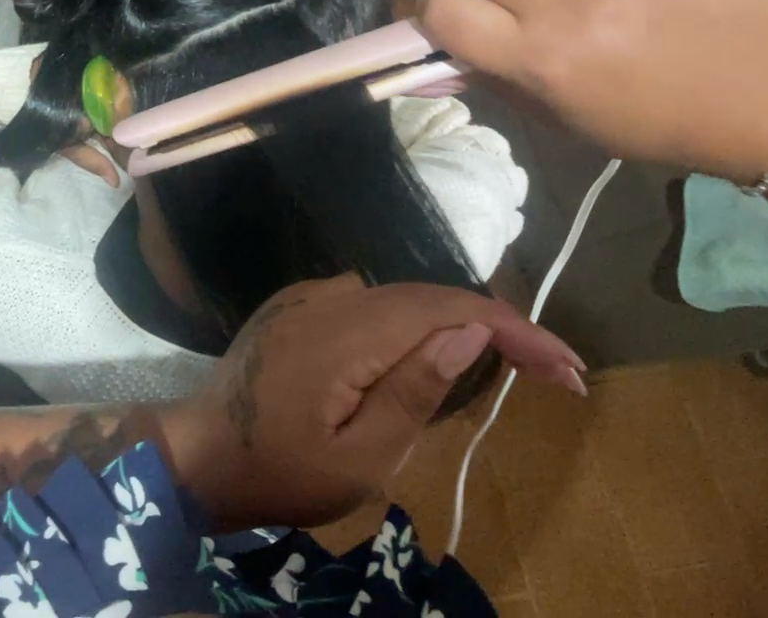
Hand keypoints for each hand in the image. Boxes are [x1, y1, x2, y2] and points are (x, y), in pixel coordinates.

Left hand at [162, 280, 584, 530]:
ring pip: (396, 296)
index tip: (567, 368)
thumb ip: (414, 388)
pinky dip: (407, 322)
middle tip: (553, 373)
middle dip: (492, 326)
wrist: (200, 454)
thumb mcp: (361, 456)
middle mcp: (323, 297)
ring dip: (451, 322)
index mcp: (342, 332)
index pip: (442, 306)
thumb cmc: (281, 470)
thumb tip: (467, 331)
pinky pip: (364, 302)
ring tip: (503, 364)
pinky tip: (427, 353)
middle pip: (423, 295)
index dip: (511, 328)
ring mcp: (303, 297)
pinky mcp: (292, 306)